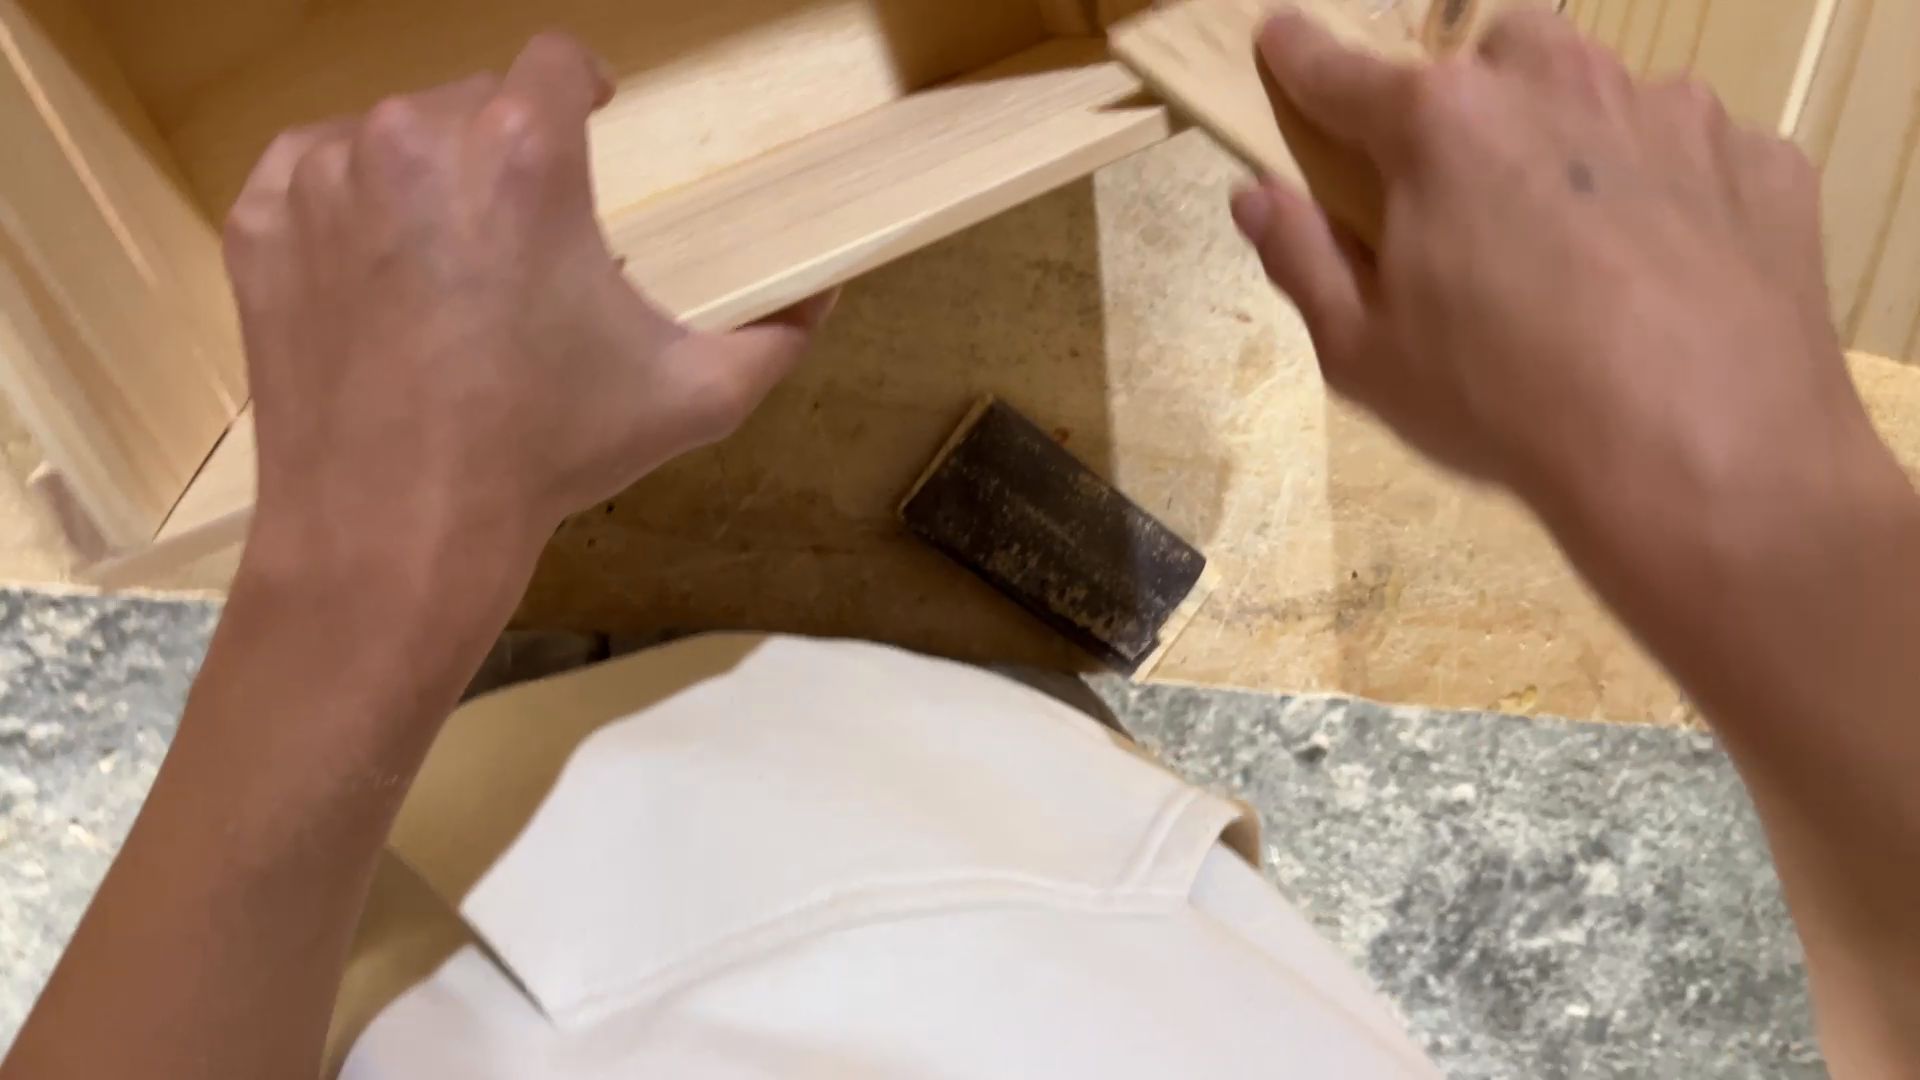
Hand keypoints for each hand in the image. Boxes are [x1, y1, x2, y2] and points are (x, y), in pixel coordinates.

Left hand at [223, 33, 830, 589]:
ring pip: (399, 135)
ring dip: (447, 178)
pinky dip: (367, 207)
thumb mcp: (699, 398)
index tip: (602, 120)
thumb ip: (777, 338)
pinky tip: (398, 281)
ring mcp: (324, 176)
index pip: (556, 61)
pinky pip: (324, 175)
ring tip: (473, 268)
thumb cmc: (561, 447)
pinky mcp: (263, 224)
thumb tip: (825, 295)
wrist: (405, 520)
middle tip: (545, 238)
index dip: (587, 85)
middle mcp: (412, 138)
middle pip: (479, 101)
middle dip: (520, 151)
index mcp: (524, 159)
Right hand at [1231, 10, 1869, 525]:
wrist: (1693, 450)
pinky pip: (1670, 146)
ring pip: (1588, 86)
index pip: (1343, 76)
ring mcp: (1669, 113)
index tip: (1278, 34)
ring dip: (1546, 134)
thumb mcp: (1356, 348)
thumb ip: (1298, 258)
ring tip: (1542, 241)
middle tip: (1445, 184)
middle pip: (1488, 51)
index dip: (1300, 58)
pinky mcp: (1752, 158)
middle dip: (1456, 94)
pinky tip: (1630, 269)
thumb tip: (1253, 194)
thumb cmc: (1488, 397)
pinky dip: (1633, 184)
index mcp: (1441, 134)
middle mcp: (1556, 90)